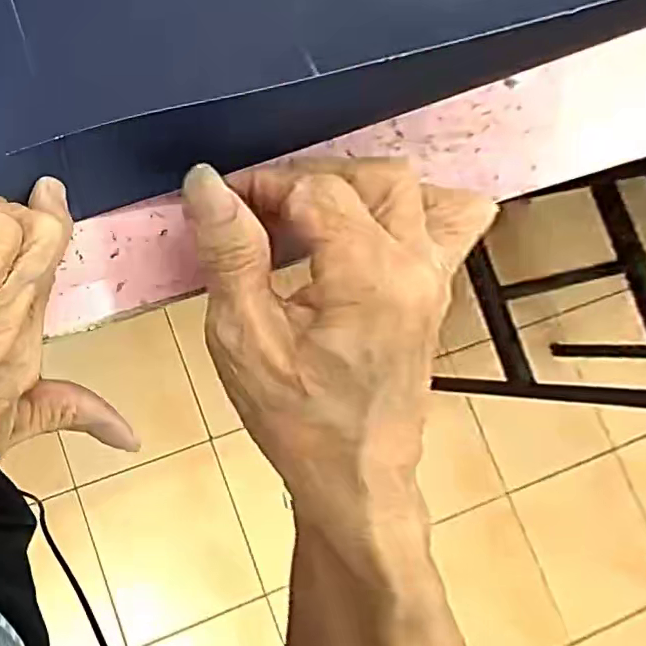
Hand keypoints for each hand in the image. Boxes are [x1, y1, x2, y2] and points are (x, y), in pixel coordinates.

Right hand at [179, 159, 495, 533]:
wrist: (350, 468)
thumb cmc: (289, 409)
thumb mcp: (241, 333)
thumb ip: (230, 252)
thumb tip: (206, 185)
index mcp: (371, 277)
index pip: (318, 191)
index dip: (259, 185)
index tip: (213, 203)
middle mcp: (419, 266)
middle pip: (373, 178)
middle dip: (300, 180)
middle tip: (247, 210)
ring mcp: (436, 277)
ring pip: (415, 191)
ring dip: (348, 187)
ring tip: (295, 215)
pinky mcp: (434, 289)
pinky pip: (440, 219)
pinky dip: (393, 207)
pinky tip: (344, 231)